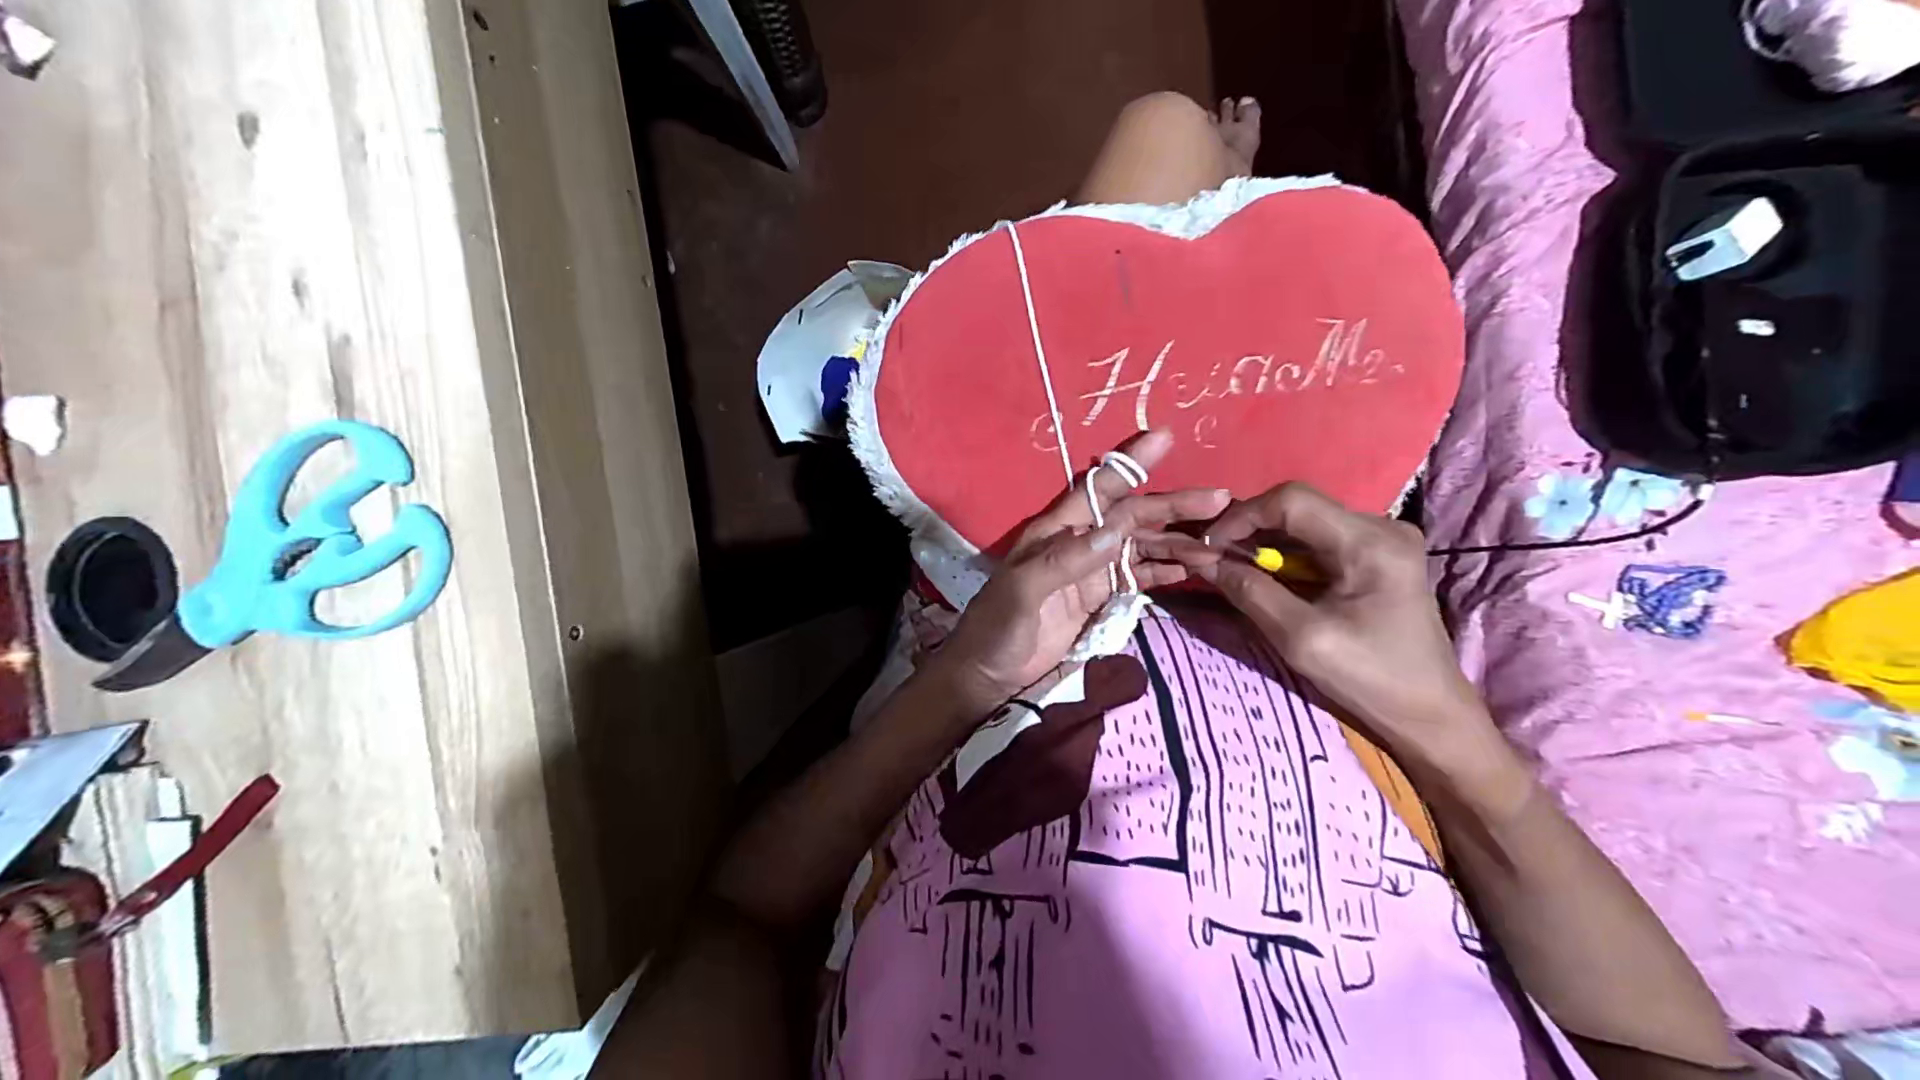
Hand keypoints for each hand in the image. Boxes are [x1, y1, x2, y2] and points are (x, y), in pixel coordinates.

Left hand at [925, 430, 1229, 717]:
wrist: (990, 672)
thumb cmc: (998, 626)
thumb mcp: (1022, 590)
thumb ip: (1066, 560)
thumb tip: (1116, 532)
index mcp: (1057, 529)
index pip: (1098, 488)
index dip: (1130, 463)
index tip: (1165, 438)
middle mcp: (1080, 541)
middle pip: (1133, 515)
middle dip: (1174, 507)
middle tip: (1221, 501)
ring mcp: (1093, 570)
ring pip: (1143, 546)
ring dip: (1178, 543)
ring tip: (1216, 547)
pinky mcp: (1101, 597)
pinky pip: (1139, 576)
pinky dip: (1166, 571)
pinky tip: (1191, 569)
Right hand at [1162, 482, 1518, 789]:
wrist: (1429, 712)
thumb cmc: (1369, 678)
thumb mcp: (1300, 638)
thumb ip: (1250, 592)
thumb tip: (1203, 560)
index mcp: (1370, 542)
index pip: (1292, 500)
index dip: (1242, 517)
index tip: (1209, 546)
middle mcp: (1381, 527)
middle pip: (1297, 507)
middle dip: (1249, 528)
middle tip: (1213, 557)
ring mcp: (1382, 538)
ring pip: (1304, 521)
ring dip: (1263, 541)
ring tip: (1232, 567)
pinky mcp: (1376, 554)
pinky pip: (1317, 539)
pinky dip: (1284, 553)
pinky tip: (1266, 574)